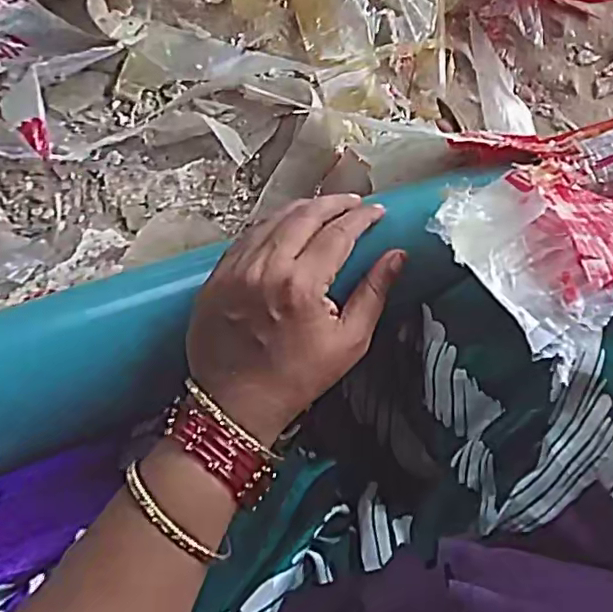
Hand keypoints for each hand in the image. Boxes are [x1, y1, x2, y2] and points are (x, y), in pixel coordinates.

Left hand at [186, 195, 406, 441]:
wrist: (234, 407)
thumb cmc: (297, 378)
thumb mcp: (350, 340)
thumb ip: (375, 291)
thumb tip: (397, 256)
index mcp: (300, 286)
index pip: (338, 232)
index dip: (362, 218)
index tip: (377, 213)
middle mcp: (264, 271)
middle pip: (304, 216)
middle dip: (335, 203)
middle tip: (355, 204)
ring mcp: (234, 273)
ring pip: (273, 220)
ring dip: (304, 209)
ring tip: (326, 208)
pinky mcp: (215, 280)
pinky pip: (247, 237)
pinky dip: (273, 224)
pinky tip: (289, 226)